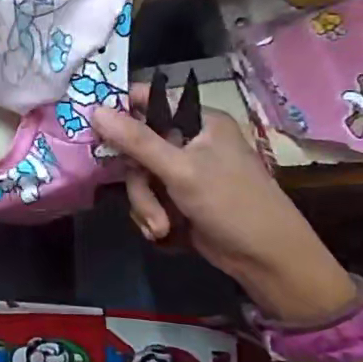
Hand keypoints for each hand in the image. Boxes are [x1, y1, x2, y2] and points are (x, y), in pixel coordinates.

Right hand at [91, 86, 356, 320]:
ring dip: (146, 206)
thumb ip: (136, 140)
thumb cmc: (231, 203)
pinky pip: (150, 199)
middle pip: (138, 148)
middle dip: (140, 183)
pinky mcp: (182, 201)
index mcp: (200, 121)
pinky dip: (153, 217)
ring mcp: (187, 173)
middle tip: (148, 203)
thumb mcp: (180, 169)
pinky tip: (166, 233)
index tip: (95, 128)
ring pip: (141, 179)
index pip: (151, 101)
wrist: (267, 260)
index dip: (121, 111)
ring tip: (161, 228)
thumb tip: (95, 110)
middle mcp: (192, 142)